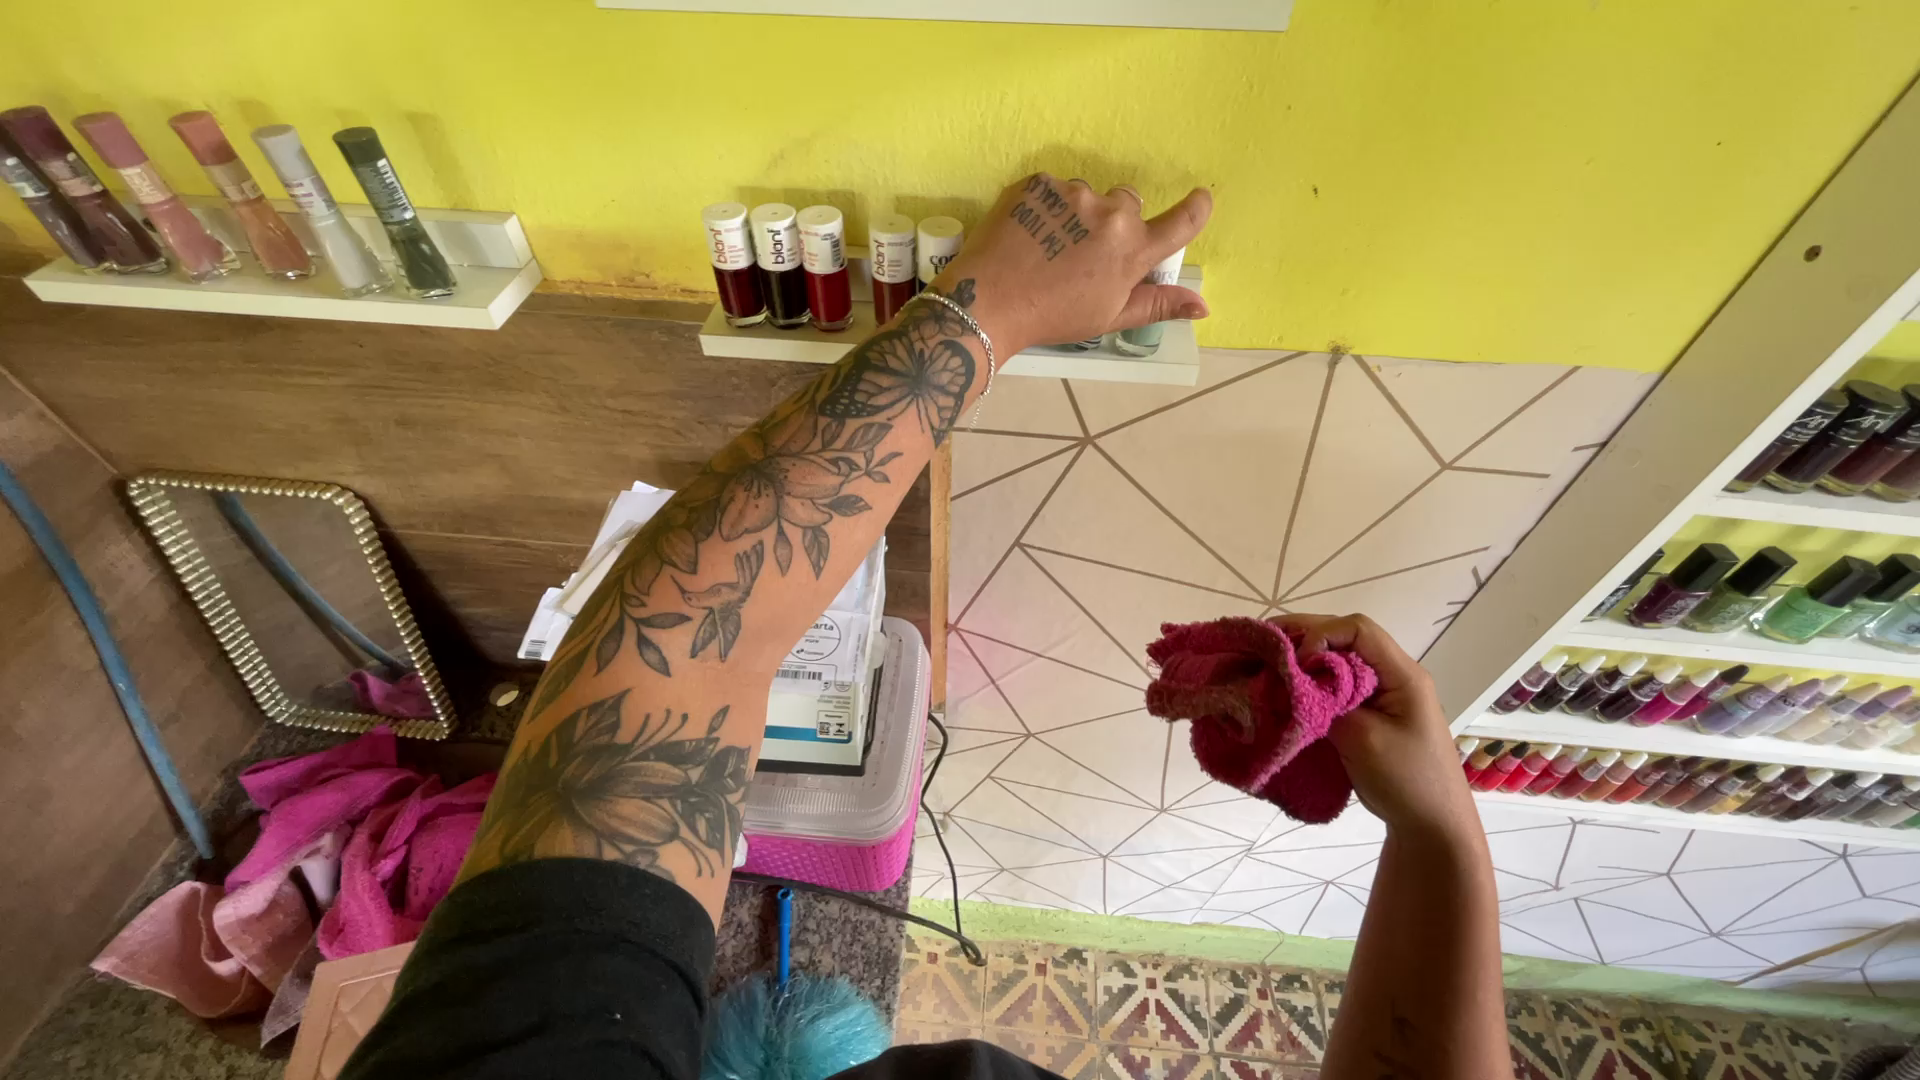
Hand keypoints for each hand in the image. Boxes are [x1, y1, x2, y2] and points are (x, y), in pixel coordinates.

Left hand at [933, 175, 1211, 355]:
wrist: (989, 303)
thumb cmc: (1052, 317)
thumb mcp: (1108, 317)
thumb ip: (1157, 305)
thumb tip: (1202, 305)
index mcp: (1132, 250)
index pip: (1182, 220)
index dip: (1195, 208)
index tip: (1198, 201)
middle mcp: (1109, 214)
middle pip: (1127, 204)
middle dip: (1115, 224)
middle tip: (1085, 258)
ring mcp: (1072, 194)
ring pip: (1088, 196)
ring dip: (1078, 215)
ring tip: (1050, 250)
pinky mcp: (1038, 183)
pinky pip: (1053, 190)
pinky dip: (1047, 208)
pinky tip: (1030, 237)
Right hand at [1271, 613, 1479, 839]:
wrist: (1434, 826)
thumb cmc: (1406, 779)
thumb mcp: (1362, 739)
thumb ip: (1325, 704)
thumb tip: (1289, 682)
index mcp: (1402, 674)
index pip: (1357, 629)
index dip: (1320, 634)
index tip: (1296, 662)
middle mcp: (1392, 675)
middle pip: (1345, 637)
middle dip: (1303, 636)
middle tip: (1263, 643)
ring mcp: (1382, 693)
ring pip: (1338, 659)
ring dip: (1304, 657)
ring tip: (1268, 661)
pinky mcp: (1370, 712)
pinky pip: (1336, 683)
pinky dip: (1310, 680)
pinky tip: (1286, 686)